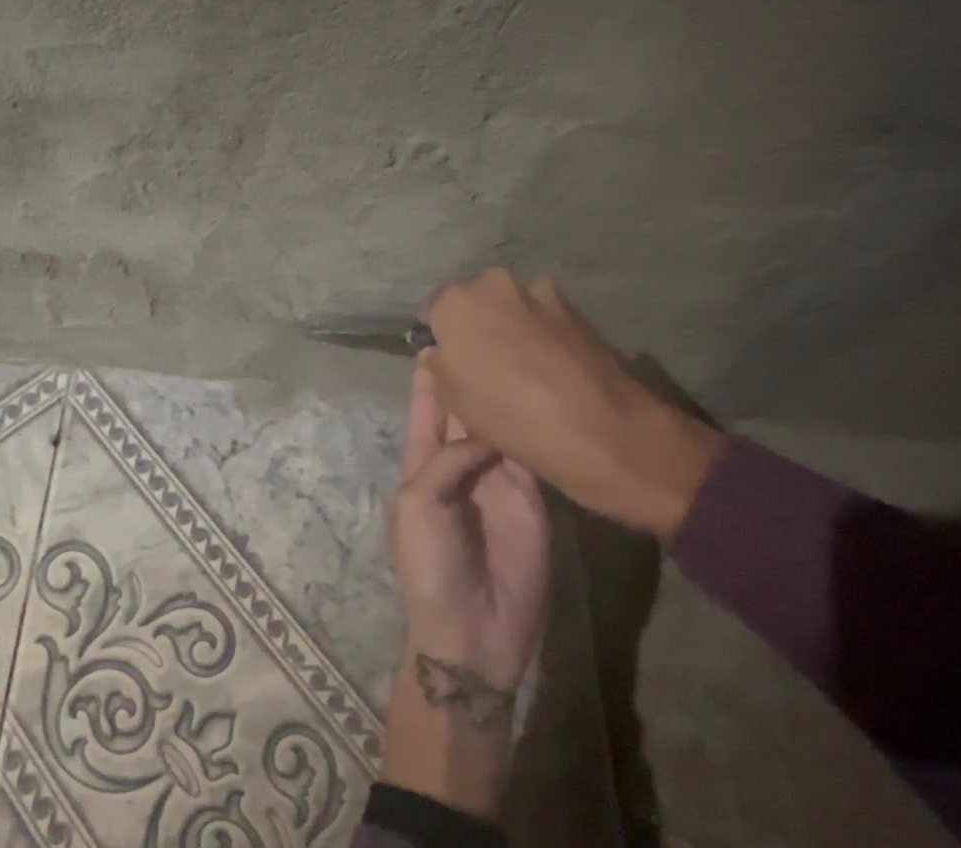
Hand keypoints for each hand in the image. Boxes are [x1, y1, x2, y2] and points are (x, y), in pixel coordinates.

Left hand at [390, 354, 550, 689]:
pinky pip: (532, 453)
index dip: (431, 379)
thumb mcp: (418, 505)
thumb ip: (446, 459)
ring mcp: (498, 479)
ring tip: (515, 351)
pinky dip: (534, 426)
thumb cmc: (430, 564)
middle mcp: (460, 465)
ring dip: (504, 395)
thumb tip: (486, 430)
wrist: (475, 629)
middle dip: (470, 376)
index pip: (427, 412)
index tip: (438, 337)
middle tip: (484, 330)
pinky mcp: (533, 496)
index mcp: (422, 466)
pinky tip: (542, 393)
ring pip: (500, 426)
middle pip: (466, 411)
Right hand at [425, 268, 725, 537]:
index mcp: (456, 302)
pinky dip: (544, 340)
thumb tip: (442, 352)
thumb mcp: (451, 400)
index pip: (433, 310)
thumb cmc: (507, 412)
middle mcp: (496, 284)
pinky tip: (551, 374)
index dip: (439, 337)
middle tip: (483, 368)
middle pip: (476, 304)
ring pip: (514, 311)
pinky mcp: (579, 311)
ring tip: (523, 372)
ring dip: (513, 332)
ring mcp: (543, 294)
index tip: (448, 364)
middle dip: (477, 328)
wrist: (597, 426)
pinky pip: (546, 323)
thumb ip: (439, 366)